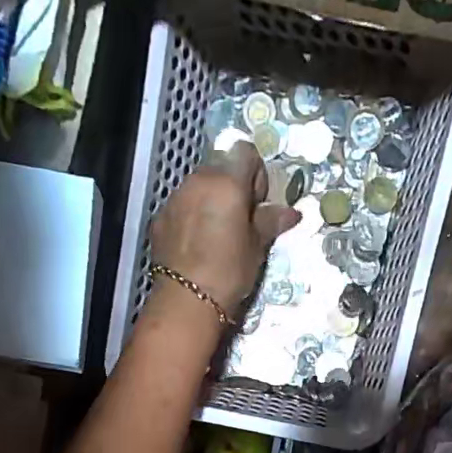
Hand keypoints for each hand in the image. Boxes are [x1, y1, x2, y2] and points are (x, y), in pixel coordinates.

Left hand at [149, 142, 299, 309]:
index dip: (255, 175)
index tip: (256, 204)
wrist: (186, 300)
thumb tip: (292, 212)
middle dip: (231, 187)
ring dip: (210, 200)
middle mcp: (198, 181)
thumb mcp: (256, 247)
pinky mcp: (160, 218)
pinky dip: (191, 216)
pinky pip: (181, 206)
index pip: (246, 152)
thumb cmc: (229, 271)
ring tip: (216, 234)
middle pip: (219, 167)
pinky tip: (196, 244)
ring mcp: (175, 198)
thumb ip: (271, 222)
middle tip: (239, 220)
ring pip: (198, 186)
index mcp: (227, 182)